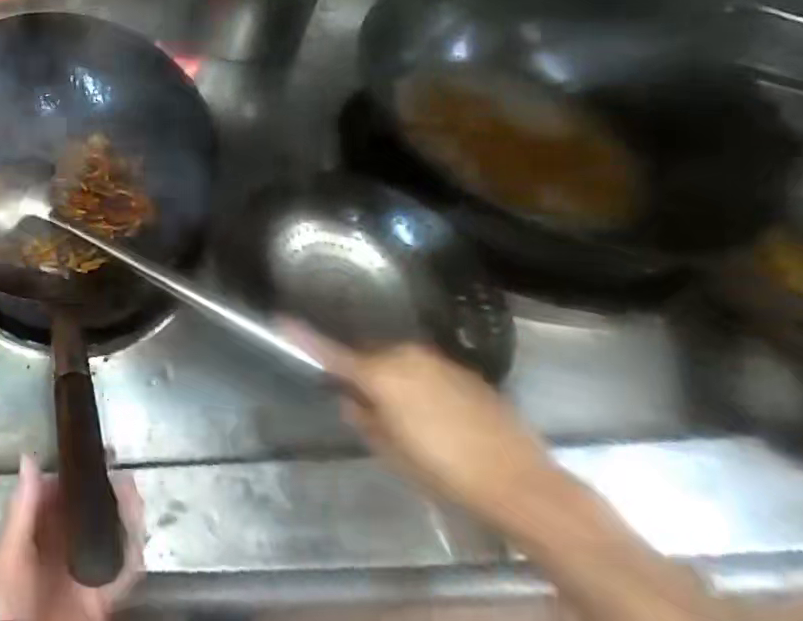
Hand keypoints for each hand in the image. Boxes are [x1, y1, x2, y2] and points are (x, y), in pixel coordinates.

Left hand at [0, 456, 144, 620]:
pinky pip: (120, 577)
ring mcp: (79, 578)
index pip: (52, 500)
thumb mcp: (8, 558)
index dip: (70, 477)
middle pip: (85, 517)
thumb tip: (28, 460)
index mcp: (32, 540)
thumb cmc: (3, 609)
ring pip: (107, 541)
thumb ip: (21, 512)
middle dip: (103, 494)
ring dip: (123, 519)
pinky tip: (138, 539)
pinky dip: (132, 558)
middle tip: (118, 472)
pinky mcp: (97, 603)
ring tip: (132, 497)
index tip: (85, 456)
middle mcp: (58, 556)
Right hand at [282, 323, 559, 521]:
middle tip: (360, 400)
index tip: (281, 320)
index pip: (331, 351)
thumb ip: (362, 419)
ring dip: (392, 377)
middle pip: (369, 354)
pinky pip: (427, 370)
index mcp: (381, 375)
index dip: (303, 337)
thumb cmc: (445, 472)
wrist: (521, 483)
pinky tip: (436, 416)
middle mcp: (407, 356)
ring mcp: (439, 360)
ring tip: (403, 414)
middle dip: (360, 370)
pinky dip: (420, 384)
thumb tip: (349, 399)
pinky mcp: (465, 372)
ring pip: (400, 361)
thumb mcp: (392, 452)